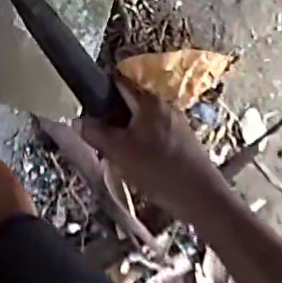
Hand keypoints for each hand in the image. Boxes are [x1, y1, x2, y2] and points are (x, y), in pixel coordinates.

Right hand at [79, 79, 233, 219]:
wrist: (203, 199)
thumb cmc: (159, 169)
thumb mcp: (119, 151)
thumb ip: (96, 133)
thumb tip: (78, 120)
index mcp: (148, 100)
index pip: (118, 83)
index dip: (100, 93)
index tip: (89, 111)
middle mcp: (164, 105)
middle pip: (129, 105)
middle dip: (113, 121)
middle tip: (102, 142)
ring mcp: (176, 123)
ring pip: (142, 123)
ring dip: (128, 137)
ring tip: (119, 158)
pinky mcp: (184, 143)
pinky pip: (155, 137)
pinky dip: (143, 147)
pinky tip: (140, 168)